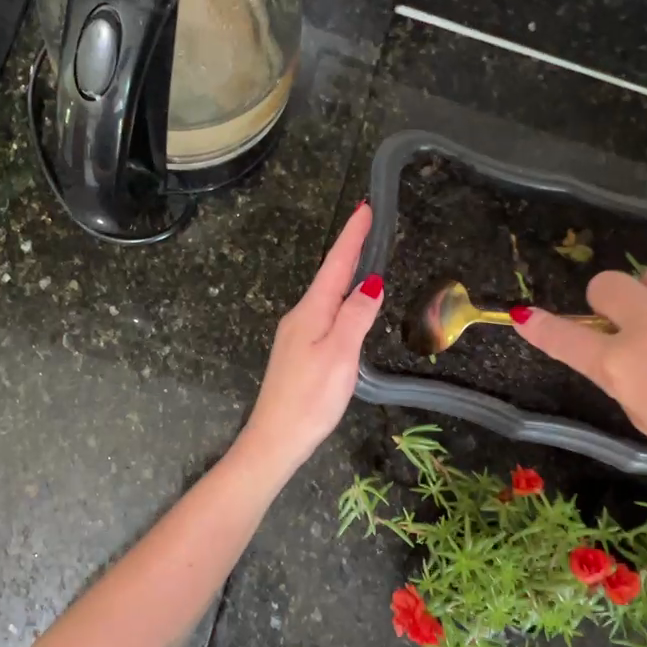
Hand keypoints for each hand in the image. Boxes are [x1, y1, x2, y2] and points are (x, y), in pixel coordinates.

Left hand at [233, 202, 383, 477]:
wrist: (276, 439)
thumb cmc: (310, 398)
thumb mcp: (340, 354)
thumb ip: (356, 316)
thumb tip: (371, 283)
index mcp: (310, 312)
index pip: (335, 265)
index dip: (351, 236)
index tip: (365, 207)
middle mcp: (300, 317)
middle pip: (329, 276)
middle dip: (349, 249)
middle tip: (368, 224)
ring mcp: (297, 336)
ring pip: (325, 296)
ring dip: (344, 273)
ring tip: (362, 256)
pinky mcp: (298, 354)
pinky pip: (324, 315)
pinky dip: (340, 300)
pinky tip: (348, 306)